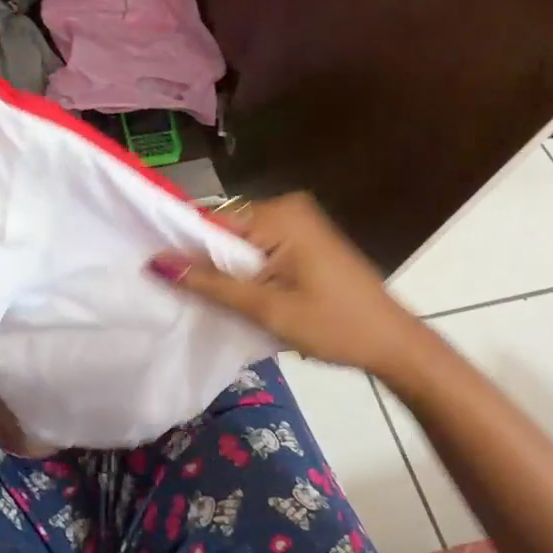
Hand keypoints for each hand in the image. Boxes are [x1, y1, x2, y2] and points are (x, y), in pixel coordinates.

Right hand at [146, 192, 422, 373]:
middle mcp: (288, 207)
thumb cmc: (334, 326)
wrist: (396, 345)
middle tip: (184, 294)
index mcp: (280, 215)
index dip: (184, 246)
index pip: (212, 220)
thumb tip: (156, 262)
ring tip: (208, 298)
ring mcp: (300, 221)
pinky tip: (240, 294)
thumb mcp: (267, 308)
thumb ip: (211, 283)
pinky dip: (247, 269)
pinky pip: (261, 246)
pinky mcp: (306, 238)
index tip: (157, 271)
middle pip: (226, 229)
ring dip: (227, 268)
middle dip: (206, 260)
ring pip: (241, 241)